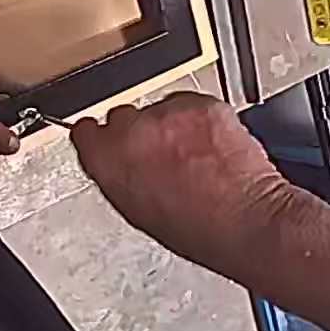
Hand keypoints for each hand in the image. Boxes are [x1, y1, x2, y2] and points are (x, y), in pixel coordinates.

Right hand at [70, 92, 297, 268]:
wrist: (244, 219)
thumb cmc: (195, 227)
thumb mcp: (134, 210)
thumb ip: (115, 175)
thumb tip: (114, 164)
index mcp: (107, 161)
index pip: (85, 131)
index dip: (99, 137)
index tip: (107, 139)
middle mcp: (132, 131)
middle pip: (123, 117)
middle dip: (139, 132)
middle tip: (162, 154)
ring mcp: (166, 115)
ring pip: (160, 109)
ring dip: (172, 126)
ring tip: (194, 155)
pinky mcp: (199, 104)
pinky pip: (192, 104)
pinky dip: (201, 119)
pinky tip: (211, 146)